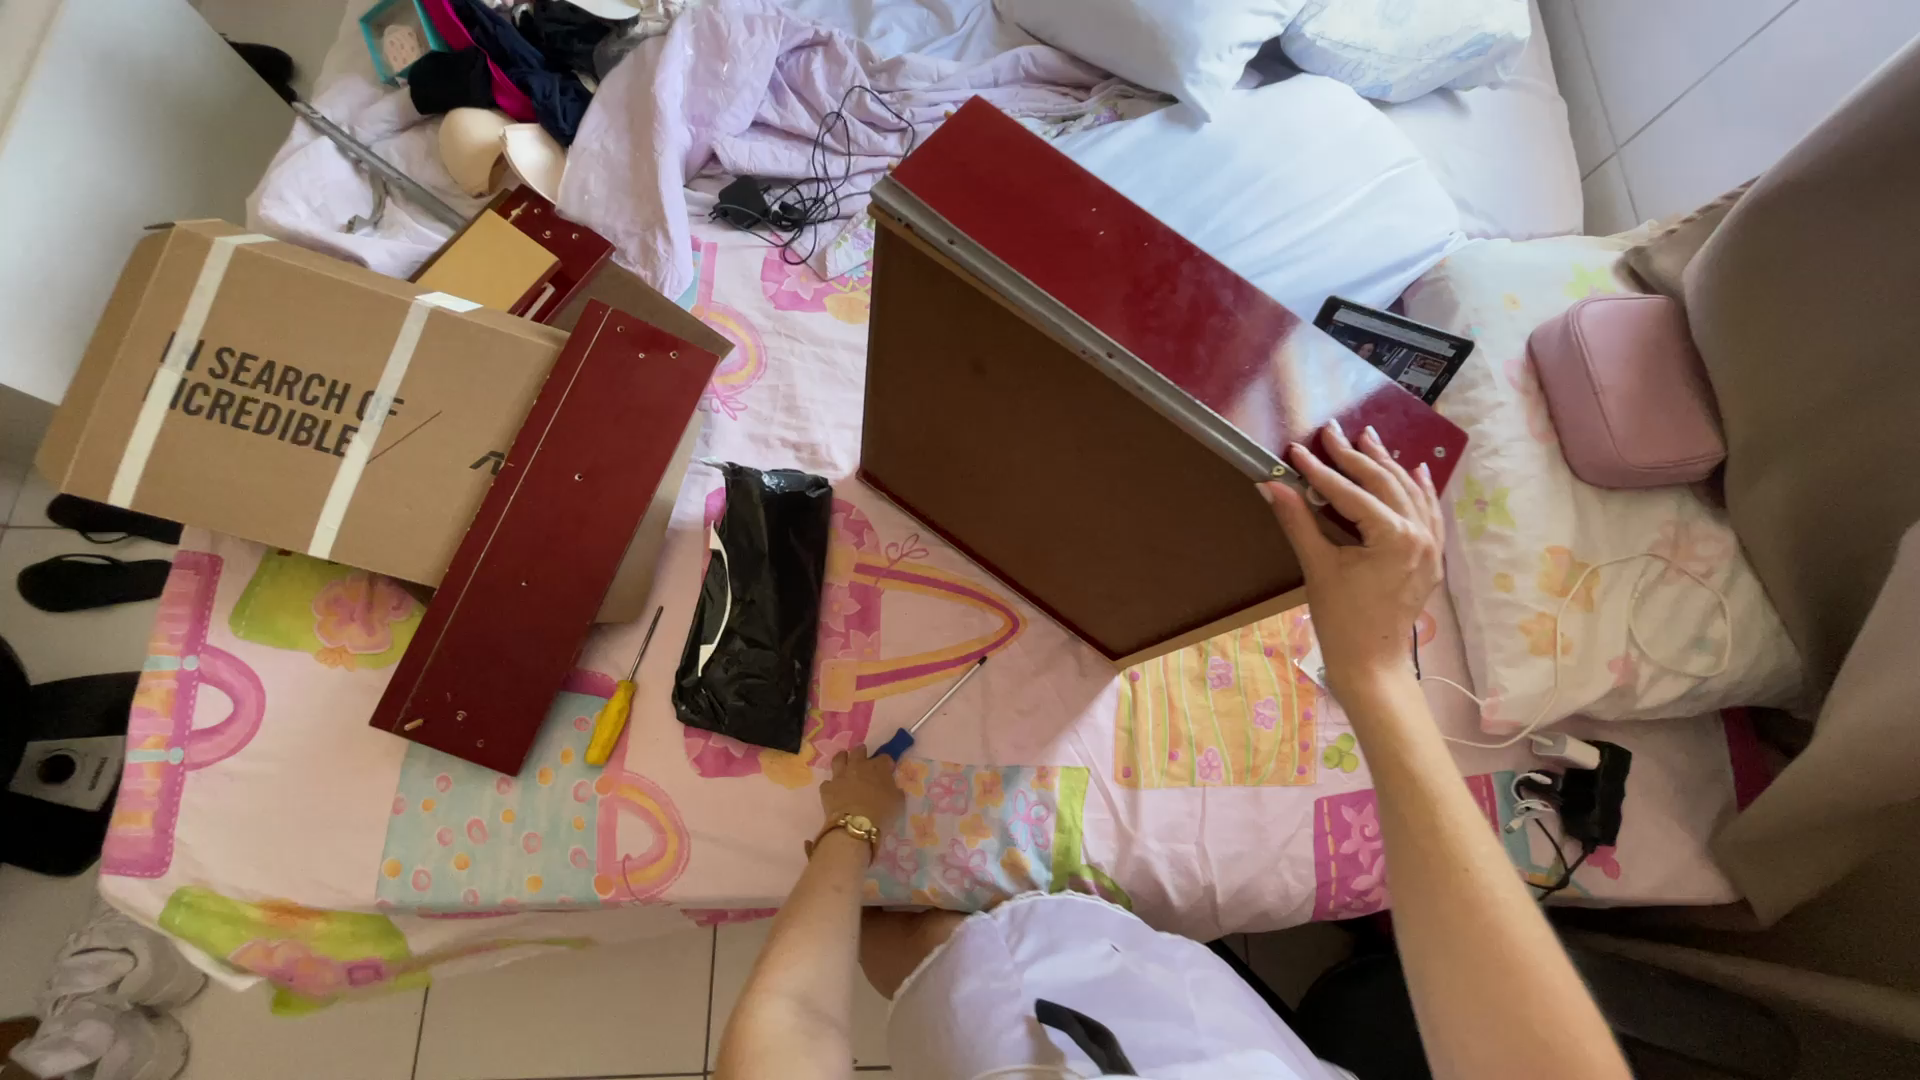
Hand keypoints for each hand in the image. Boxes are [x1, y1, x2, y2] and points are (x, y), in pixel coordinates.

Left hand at [821, 746, 904, 829]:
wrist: (856, 825)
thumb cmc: (882, 812)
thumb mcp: (898, 801)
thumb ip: (895, 790)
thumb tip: (893, 788)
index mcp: (878, 767)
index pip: (884, 758)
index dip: (886, 763)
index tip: (888, 770)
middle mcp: (858, 766)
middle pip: (858, 751)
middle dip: (861, 752)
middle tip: (863, 757)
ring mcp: (840, 776)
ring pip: (839, 759)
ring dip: (842, 758)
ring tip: (844, 761)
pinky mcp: (828, 788)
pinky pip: (828, 782)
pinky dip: (831, 785)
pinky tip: (833, 790)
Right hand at [1260, 419, 1444, 697]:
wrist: (1372, 663)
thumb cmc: (1341, 620)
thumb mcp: (1317, 568)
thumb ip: (1298, 521)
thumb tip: (1271, 485)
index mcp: (1394, 537)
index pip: (1350, 492)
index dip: (1320, 469)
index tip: (1295, 449)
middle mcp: (1419, 534)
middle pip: (1385, 483)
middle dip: (1355, 456)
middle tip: (1331, 431)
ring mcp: (1430, 546)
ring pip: (1409, 493)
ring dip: (1386, 464)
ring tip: (1367, 438)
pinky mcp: (1429, 558)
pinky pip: (1429, 513)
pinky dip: (1419, 489)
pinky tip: (1414, 470)